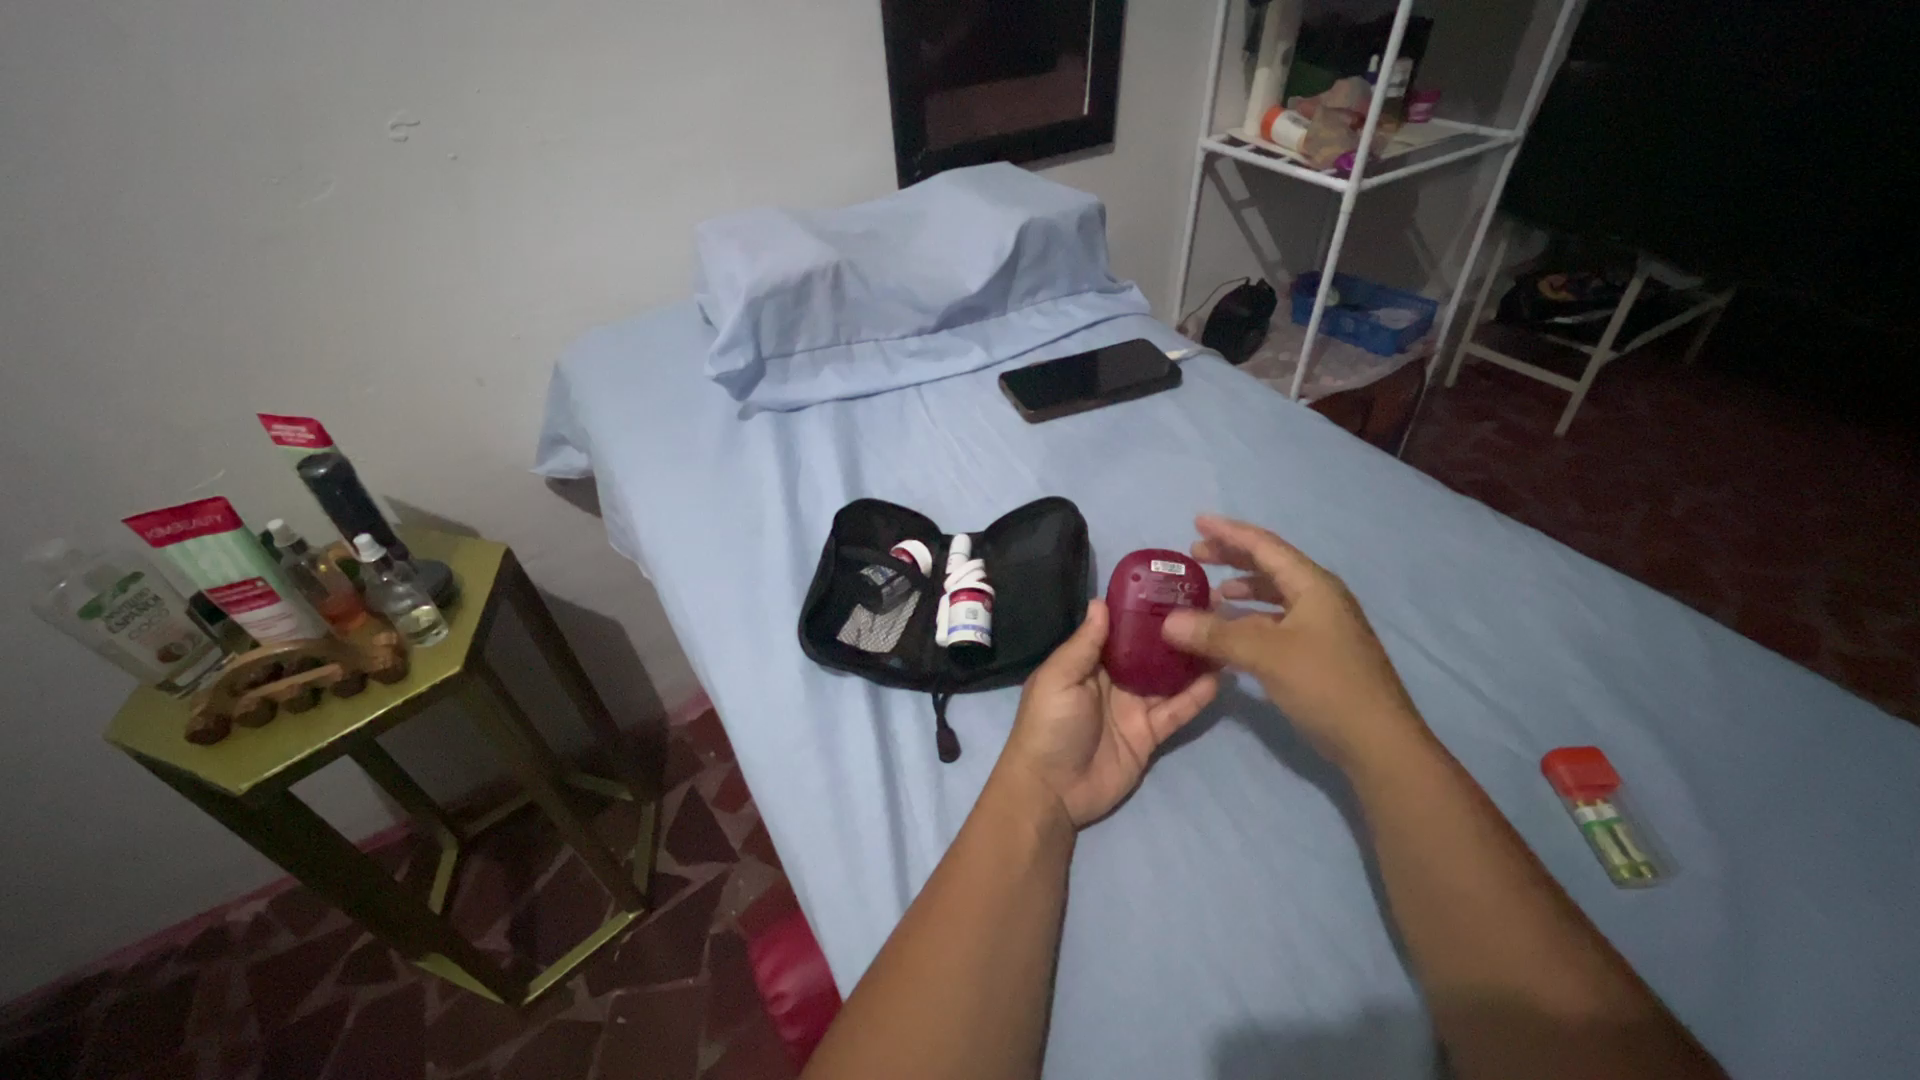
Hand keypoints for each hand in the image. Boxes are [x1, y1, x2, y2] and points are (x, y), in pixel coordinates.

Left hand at [1001, 599, 1218, 827]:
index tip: (1171, 588)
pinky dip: (1196, 697)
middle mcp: (1113, 681)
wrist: (1052, 790)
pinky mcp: (1149, 735)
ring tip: (1222, 637)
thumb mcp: (1059, 678)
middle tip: (1209, 607)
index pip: (1119, 630)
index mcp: (1087, 663)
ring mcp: (1133, 708)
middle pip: (1149, 652)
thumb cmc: (1049, 726)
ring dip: (1191, 661)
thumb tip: (1101, 601)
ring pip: (1168, 679)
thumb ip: (1084, 644)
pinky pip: (1176, 711)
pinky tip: (1218, 678)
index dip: (1141, 611)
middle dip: (1173, 633)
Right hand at [1160, 515, 1430, 771]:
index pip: (1264, 546)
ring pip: (1275, 596)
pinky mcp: (1320, 652)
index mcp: (1313, 585)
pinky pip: (1278, 622)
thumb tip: (1168, 622)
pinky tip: (1233, 634)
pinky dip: (1252, 620)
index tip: (1196, 521)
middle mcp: (1320, 598)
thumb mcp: (1265, 655)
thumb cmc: (1325, 685)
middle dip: (1233, 558)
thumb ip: (1216, 634)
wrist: (1378, 741)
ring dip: (1243, 590)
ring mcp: (1323, 626)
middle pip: (1270, 566)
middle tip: (1196, 554)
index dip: (1229, 533)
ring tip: (1212, 594)